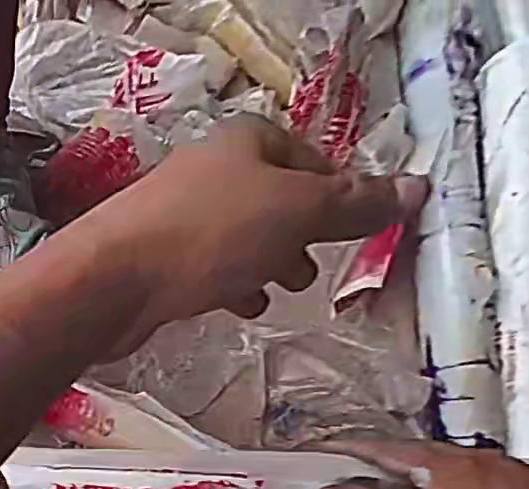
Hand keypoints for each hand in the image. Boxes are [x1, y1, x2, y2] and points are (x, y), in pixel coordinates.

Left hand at [67, 115, 426, 340]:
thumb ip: (352, 206)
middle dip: (301, 233)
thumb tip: (416, 188)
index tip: (359, 228)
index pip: (311, 160)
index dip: (340, 192)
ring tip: (284, 290)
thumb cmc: (207, 236)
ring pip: (239, 237)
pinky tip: (239, 305)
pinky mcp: (157, 260)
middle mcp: (210, 172)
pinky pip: (207, 267)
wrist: (112, 282)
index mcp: (246, 143)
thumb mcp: (295, 214)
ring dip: (267, 261)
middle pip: (273, 200)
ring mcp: (178, 217)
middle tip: (316, 267)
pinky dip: (230, 282)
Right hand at [317, 441, 528, 488]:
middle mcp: (494, 462)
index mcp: (452, 470)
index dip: (363, 450)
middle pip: (437, 455)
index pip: (394, 449)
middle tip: (388, 484)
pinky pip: (519, 480)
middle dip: (409, 466)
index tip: (341, 451)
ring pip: (479, 465)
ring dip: (456, 478)